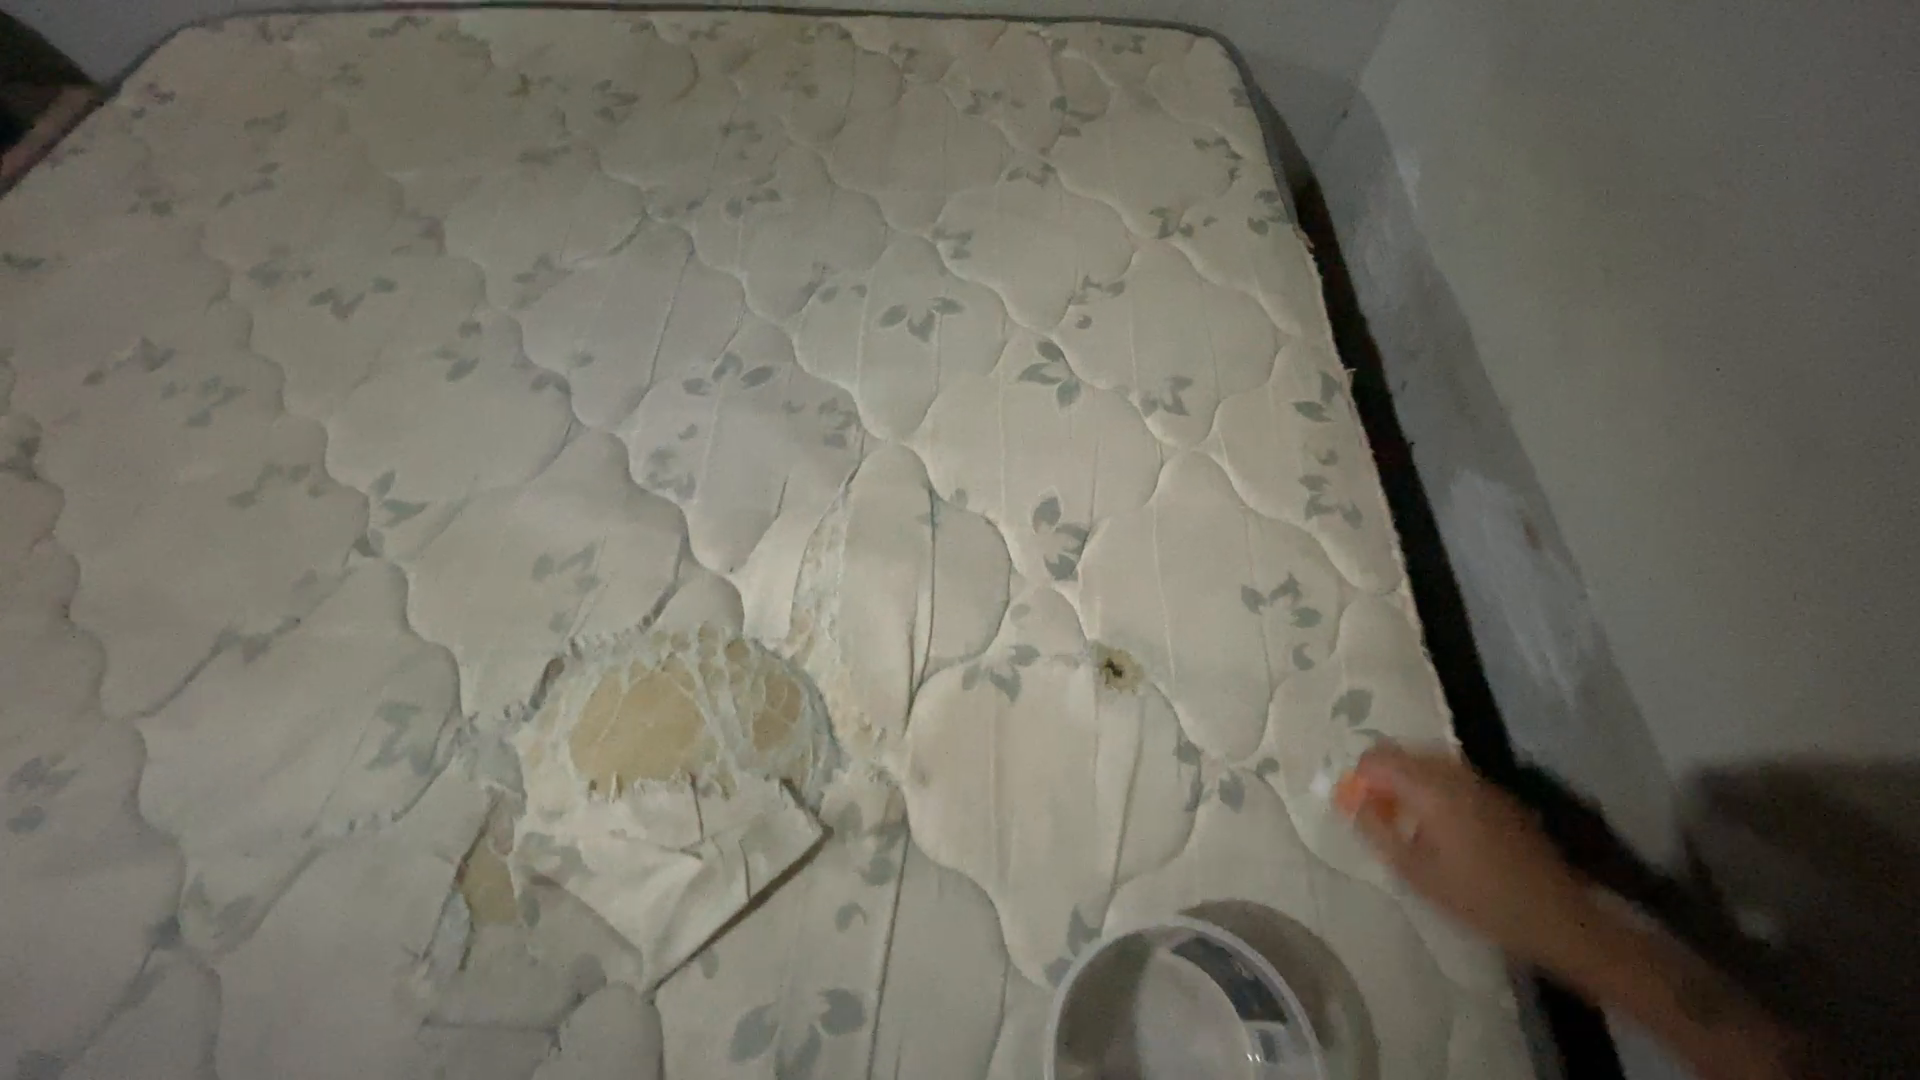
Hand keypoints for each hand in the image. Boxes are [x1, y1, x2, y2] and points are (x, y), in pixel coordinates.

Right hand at [1338, 741, 1596, 968]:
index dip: (1359, 778)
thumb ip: (1376, 830)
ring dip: (1408, 782)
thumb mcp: (1414, 872)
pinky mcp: (1500, 795)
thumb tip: (1353, 802)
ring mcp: (1482, 781)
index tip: (1358, 807)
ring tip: (1406, 820)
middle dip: (1382, 777)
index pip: (1376, 758)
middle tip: (1378, 813)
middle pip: (1402, 753)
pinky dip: (1433, 788)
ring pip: (1428, 762)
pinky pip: (1452, 776)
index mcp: (1431, 788)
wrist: (1558, 918)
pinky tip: (1440, 826)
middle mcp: (1456, 773)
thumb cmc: (1479, 899)